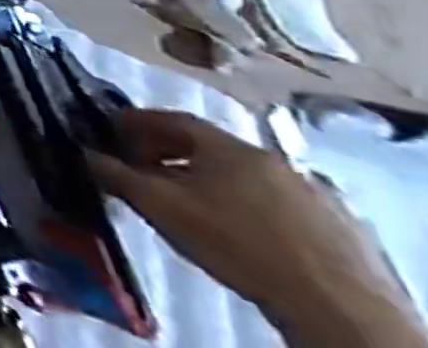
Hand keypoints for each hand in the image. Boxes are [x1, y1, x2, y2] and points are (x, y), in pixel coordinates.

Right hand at [89, 110, 427, 347]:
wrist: (339, 308)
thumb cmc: (236, 244)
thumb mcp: (159, 207)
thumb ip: (115, 174)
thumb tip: (83, 153)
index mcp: (229, 146)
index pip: (172, 118)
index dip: (136, 121)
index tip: (111, 131)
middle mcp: (274, 159)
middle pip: (209, 146)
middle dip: (169, 152)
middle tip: (141, 168)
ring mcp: (316, 193)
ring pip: (246, 176)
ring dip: (211, 180)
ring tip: (189, 203)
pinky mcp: (343, 229)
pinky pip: (280, 203)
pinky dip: (250, 206)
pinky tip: (241, 230)